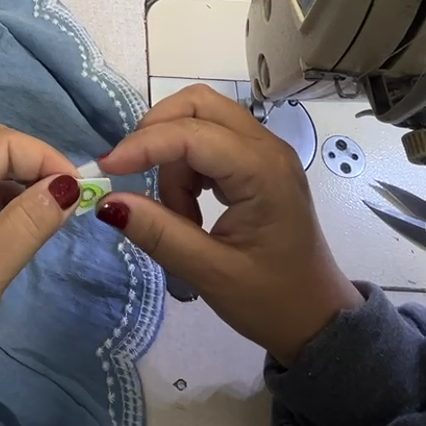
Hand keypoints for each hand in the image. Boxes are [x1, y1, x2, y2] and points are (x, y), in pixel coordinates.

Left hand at [0, 125, 79, 392]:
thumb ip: (28, 222)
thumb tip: (70, 185)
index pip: (1, 143)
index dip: (44, 157)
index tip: (81, 190)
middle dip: (35, 161)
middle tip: (70, 196)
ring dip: (21, 177)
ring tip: (53, 206)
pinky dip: (3, 194)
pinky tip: (22, 218)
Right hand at [96, 85, 361, 364]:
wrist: (319, 322)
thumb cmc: (272, 302)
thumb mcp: (211, 275)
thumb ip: (159, 234)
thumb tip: (107, 203)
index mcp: (263, 171)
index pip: (192, 134)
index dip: (144, 145)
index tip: (106, 169)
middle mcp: (266, 147)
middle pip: (198, 104)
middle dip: (157, 131)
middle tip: (134, 174)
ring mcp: (264, 150)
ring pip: (200, 118)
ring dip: (172, 154)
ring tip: (175, 212)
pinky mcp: (257, 161)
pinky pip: (209, 138)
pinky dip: (185, 162)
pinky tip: (188, 206)